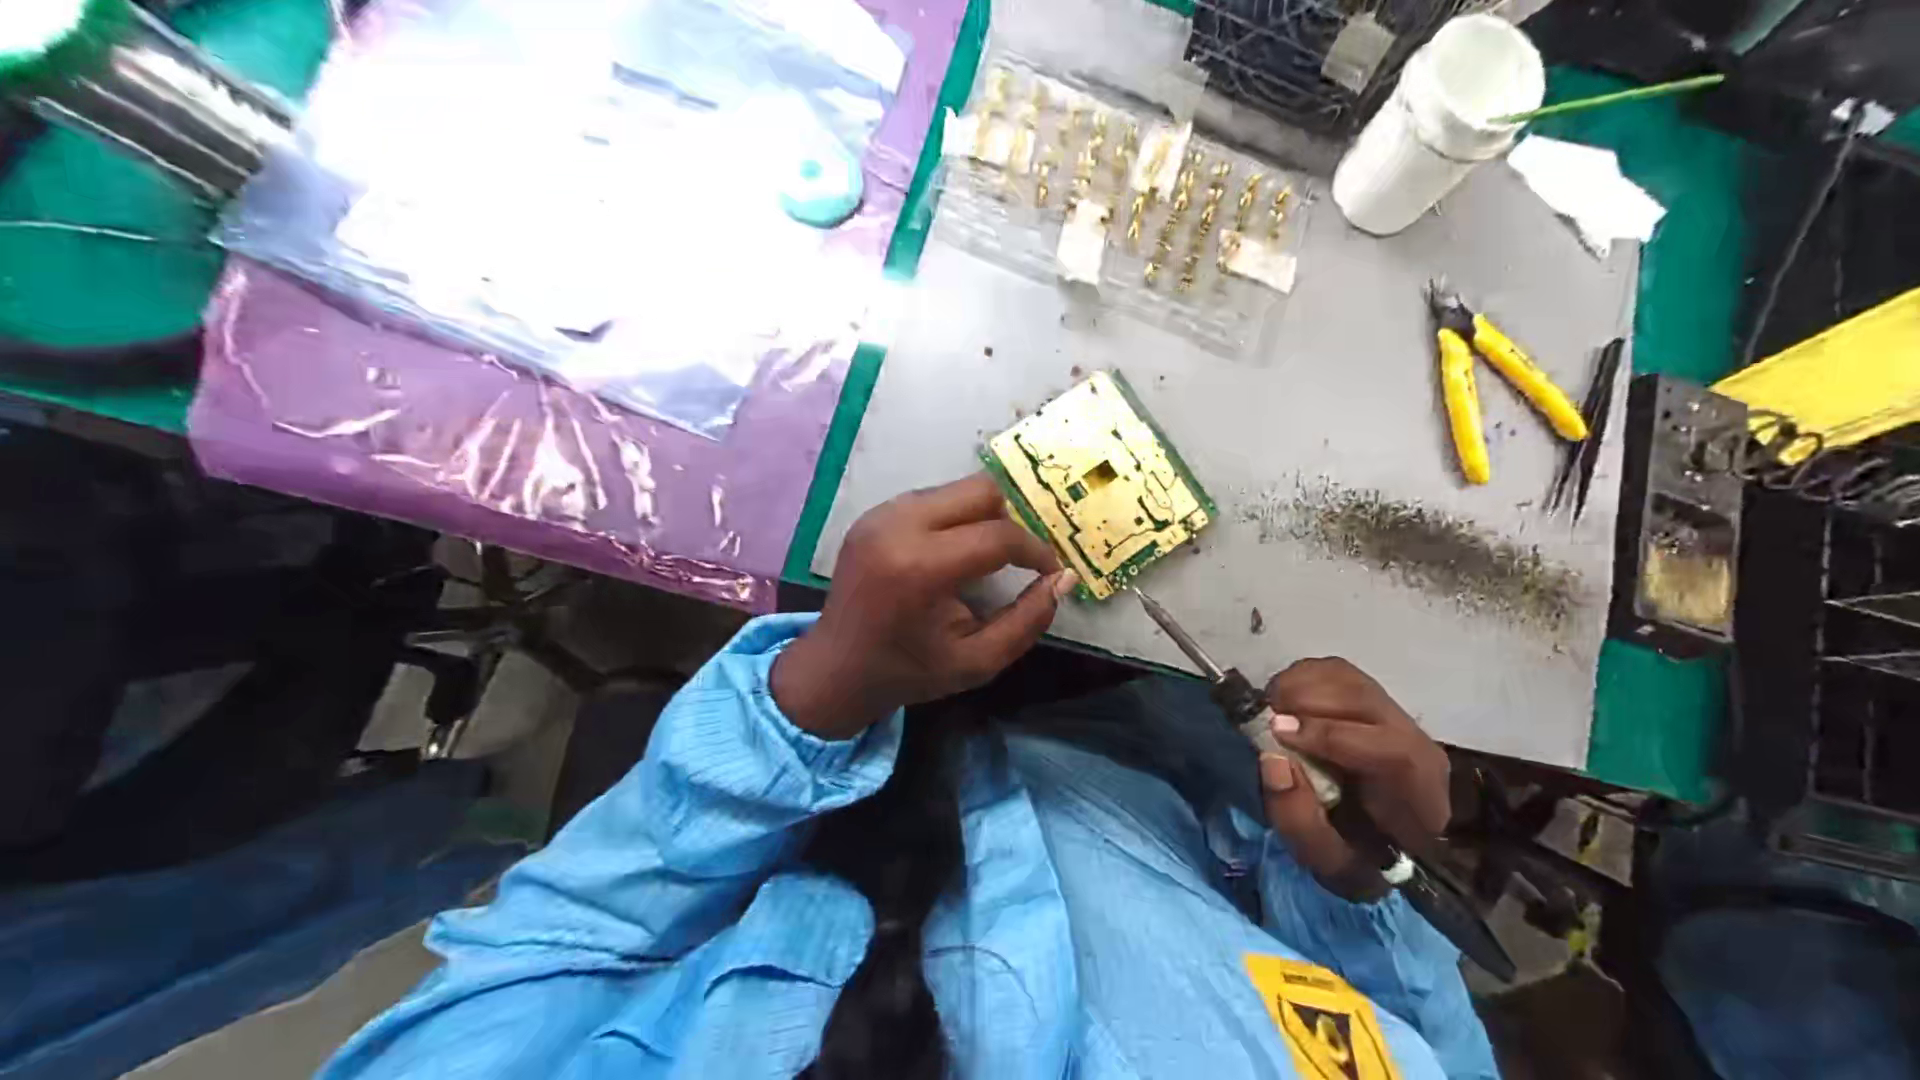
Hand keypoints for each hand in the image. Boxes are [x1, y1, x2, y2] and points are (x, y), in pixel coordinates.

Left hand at [773, 473, 1077, 738]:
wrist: (835, 669)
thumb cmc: (908, 671)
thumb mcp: (977, 661)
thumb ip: (1027, 620)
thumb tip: (1063, 578)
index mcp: (920, 567)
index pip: (999, 536)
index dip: (1036, 550)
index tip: (1050, 570)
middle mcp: (898, 526)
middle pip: (981, 490)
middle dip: (1012, 520)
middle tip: (1019, 557)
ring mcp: (881, 514)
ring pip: (956, 490)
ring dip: (983, 516)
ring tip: (988, 556)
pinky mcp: (872, 514)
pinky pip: (931, 498)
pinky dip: (955, 517)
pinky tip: (954, 551)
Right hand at [1255, 657, 1450, 899]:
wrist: (1369, 836)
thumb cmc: (1350, 853)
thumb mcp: (1325, 859)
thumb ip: (1299, 818)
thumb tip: (1272, 760)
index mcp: (1420, 793)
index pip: (1393, 749)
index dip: (1332, 735)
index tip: (1278, 734)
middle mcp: (1416, 741)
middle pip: (1366, 701)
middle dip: (1306, 703)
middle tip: (1265, 718)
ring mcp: (1392, 710)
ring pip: (1347, 678)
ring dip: (1298, 687)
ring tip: (1270, 711)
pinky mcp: (1366, 692)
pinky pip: (1331, 670)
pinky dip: (1298, 678)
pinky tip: (1282, 702)